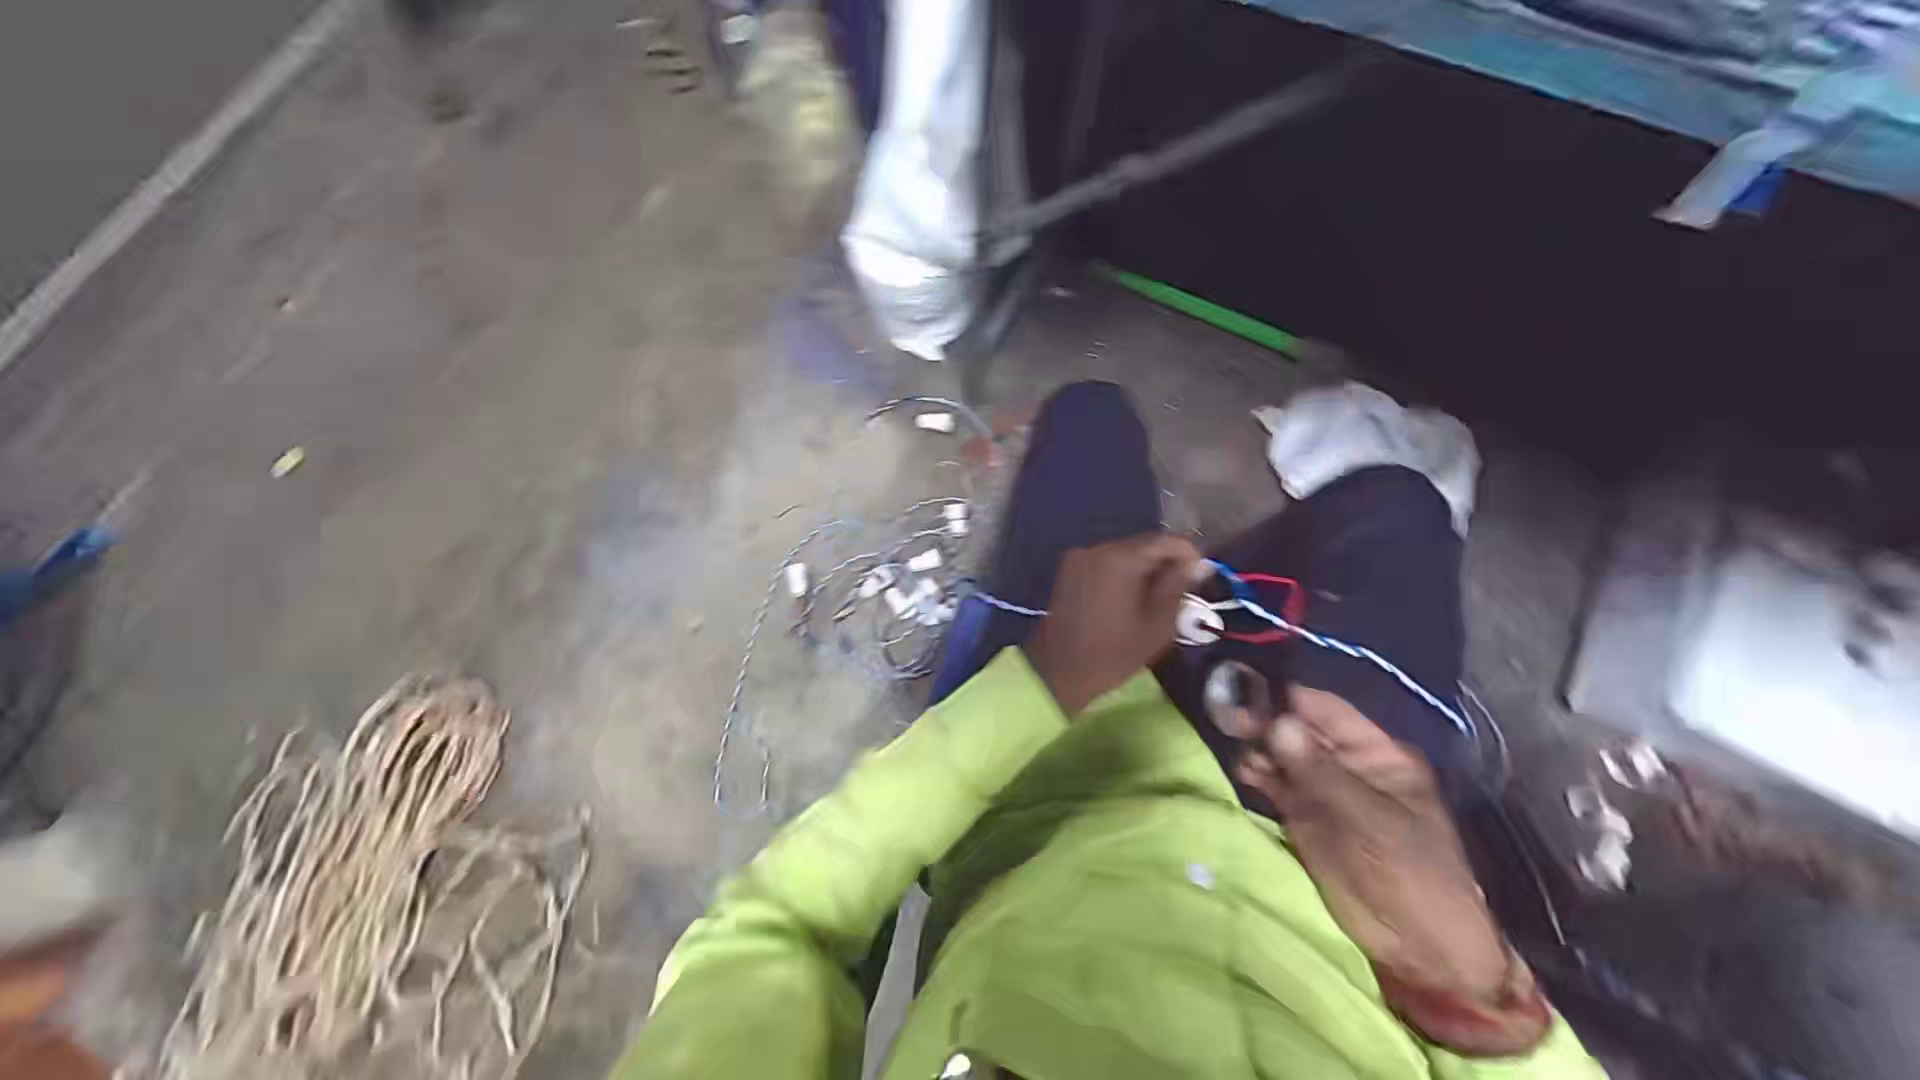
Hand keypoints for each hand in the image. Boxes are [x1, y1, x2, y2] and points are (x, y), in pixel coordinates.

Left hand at [1022, 533, 1200, 716]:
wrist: (1057, 673)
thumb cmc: (1112, 654)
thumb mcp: (1157, 625)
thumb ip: (1178, 587)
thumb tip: (1198, 563)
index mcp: (1120, 558)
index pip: (1167, 540)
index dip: (1190, 554)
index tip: (1202, 576)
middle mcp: (1097, 549)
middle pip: (1144, 545)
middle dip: (1167, 563)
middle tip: (1183, 592)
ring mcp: (1079, 557)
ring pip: (1125, 554)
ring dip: (1145, 570)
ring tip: (1157, 599)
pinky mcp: (1069, 570)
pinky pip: (1106, 563)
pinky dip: (1123, 574)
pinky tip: (1131, 599)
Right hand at [1234, 688, 1549, 1055]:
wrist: (1418, 947)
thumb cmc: (1411, 874)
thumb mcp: (1371, 819)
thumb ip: (1320, 771)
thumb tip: (1278, 722)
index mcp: (1377, 753)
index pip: (1325, 709)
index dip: (1288, 698)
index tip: (1245, 688)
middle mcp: (1345, 761)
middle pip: (1296, 727)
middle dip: (1264, 720)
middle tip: (1227, 716)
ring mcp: (1321, 787)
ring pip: (1279, 752)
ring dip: (1257, 747)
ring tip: (1233, 745)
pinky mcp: (1301, 812)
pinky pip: (1272, 781)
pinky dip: (1256, 773)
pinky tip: (1244, 772)